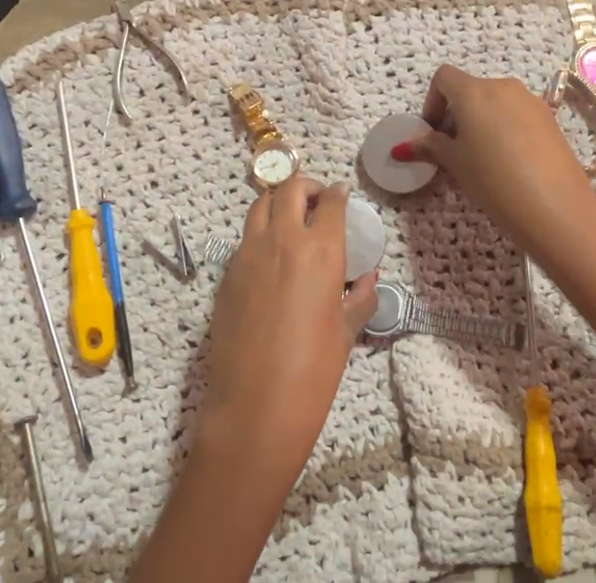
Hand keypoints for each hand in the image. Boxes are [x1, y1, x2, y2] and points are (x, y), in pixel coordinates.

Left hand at [198, 176, 378, 483]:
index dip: (339, 194)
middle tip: (318, 201)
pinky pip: (245, 239)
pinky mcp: (226, 275)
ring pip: (260, 206)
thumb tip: (369, 278)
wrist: (254, 408)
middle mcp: (282, 240)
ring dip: (278, 203)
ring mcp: (247, 255)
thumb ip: (361, 297)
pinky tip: (272, 260)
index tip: (343, 196)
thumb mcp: (346, 332)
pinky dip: (260, 234)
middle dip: (306, 187)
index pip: (331, 202)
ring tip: (292, 220)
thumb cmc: (312, 372)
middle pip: (289, 189)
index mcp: (320, 250)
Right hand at [404, 65, 595, 263]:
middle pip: (471, 89)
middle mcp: (504, 86)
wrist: (555, 206)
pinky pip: (517, 114)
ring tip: (481, 159)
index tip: (433, 132)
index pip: (444, 78)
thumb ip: (430, 147)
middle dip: (456, 115)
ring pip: (496, 102)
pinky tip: (509, 162)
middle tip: (453, 150)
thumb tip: (404, 146)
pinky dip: (504, 128)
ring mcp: (531, 100)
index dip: (432, 102)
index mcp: (475, 91)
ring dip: (481, 121)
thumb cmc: (493, 180)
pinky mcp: (550, 118)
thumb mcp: (456, 164)